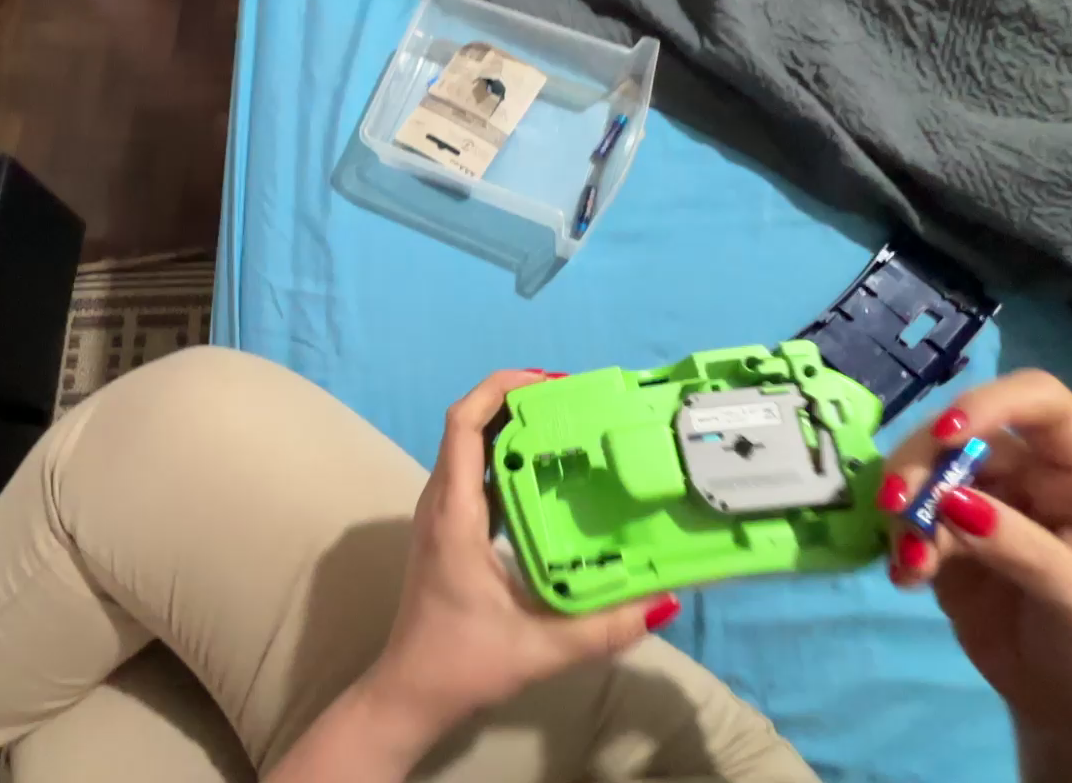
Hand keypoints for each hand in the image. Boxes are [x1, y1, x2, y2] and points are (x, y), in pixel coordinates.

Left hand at [362, 369, 678, 738]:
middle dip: (512, 398)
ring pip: (467, 445)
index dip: (498, 389)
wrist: (408, 689)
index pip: (463, 426)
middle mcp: (441, 500)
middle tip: (569, 396)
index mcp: (454, 513)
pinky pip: (473, 471)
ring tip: (563, 420)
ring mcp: (440, 511)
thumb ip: (602, 628)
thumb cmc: (461, 663)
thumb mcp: (538, 649)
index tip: (546, 381)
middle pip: (466, 425)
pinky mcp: (447, 525)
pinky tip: (543, 468)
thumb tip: (662, 600)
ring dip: (507, 424)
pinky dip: (503, 454)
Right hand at [879, 370, 1071, 782]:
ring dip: (903, 508)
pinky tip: (906, 579)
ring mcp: (982, 505)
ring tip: (909, 563)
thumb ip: (1024, 549)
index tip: (947, 435)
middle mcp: (1029, 477)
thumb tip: (952, 500)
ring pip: (921, 471)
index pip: (1040, 402)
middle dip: (920, 465)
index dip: (991, 402)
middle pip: (957, 435)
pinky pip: (907, 518)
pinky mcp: (945, 537)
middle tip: (896, 509)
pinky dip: (897, 542)